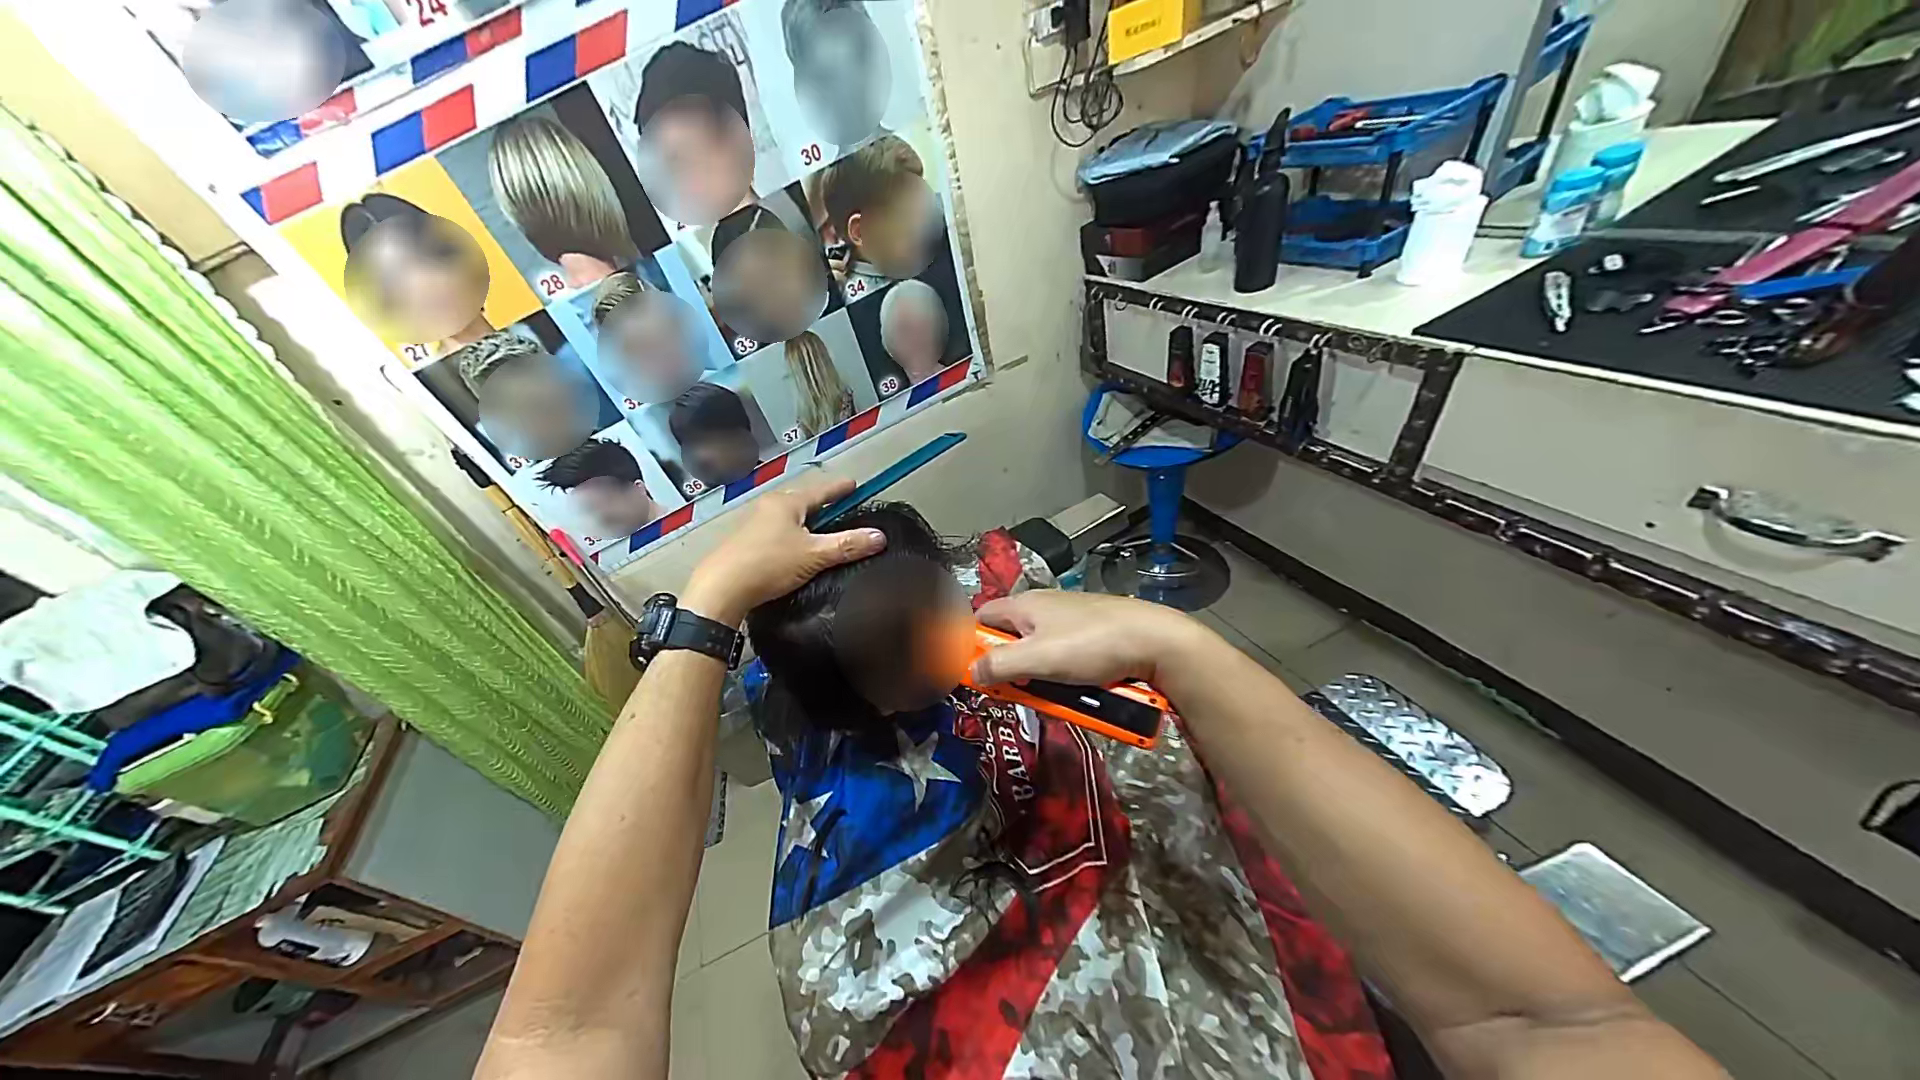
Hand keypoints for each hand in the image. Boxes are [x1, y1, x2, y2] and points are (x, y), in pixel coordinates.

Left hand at [682, 472, 886, 624]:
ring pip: (787, 519)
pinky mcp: (744, 545)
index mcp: (786, 503)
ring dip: (804, 522)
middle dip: (821, 504)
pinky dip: (791, 537)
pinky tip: (795, 550)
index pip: (820, 491)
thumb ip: (848, 545)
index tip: (853, 484)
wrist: (720, 590)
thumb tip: (880, 537)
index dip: (839, 488)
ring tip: (820, 531)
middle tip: (840, 508)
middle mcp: (767, 508)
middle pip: (801, 502)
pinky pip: (776, 533)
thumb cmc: (768, 564)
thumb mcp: (814, 555)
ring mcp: (752, 526)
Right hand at [971, 592, 1210, 689]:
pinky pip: (1066, 656)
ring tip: (1051, 694)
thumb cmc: (1091, 645)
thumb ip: (998, 666)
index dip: (971, 643)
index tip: (973, 671)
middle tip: (1017, 690)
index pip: (981, 618)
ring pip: (1040, 652)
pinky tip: (1077, 688)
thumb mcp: (1037, 659)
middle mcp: (1044, 607)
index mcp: (1024, 605)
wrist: (1155, 641)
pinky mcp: (1093, 634)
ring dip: (1040, 676)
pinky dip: (1065, 674)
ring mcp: (1071, 620)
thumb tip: (970, 673)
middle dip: (1010, 667)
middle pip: (1011, 639)